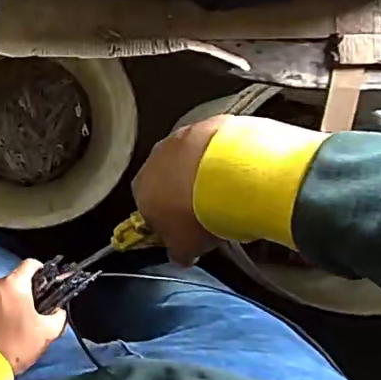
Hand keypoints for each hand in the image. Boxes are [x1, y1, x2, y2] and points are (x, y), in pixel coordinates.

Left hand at [0, 259, 68, 372]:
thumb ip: (58, 316)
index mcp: (14, 284)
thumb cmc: (16, 346)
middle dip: (23, 292)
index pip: (30, 264)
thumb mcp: (46, 333)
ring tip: (12, 323)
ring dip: (6, 303)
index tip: (45, 282)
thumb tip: (58, 311)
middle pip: (13, 281)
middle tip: (31, 310)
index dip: (41, 270)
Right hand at [133, 114, 229, 264]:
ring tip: (227, 189)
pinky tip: (240, 171)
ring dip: (202, 170)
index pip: (147, 206)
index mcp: (141, 188)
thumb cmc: (197, 215)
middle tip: (208, 208)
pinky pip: (214, 143)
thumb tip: (181, 256)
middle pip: (167, 177)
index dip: (166, 219)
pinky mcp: (209, 123)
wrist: (229, 176)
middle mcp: (155, 158)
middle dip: (183, 191)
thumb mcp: (185, 246)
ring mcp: (182, 137)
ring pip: (189, 157)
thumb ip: (178, 251)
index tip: (185, 228)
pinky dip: (222, 154)